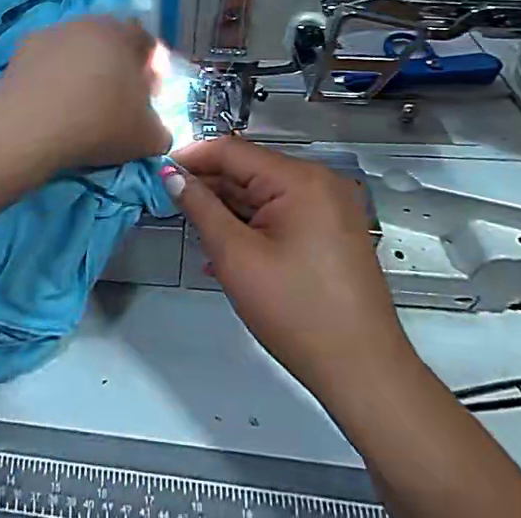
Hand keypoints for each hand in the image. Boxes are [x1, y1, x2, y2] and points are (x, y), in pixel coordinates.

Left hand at [0, 16, 170, 169]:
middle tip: (117, 99)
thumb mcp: (147, 138)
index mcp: (125, 35)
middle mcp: (91, 23)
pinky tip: (52, 102)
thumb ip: (159, 129)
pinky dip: (54, 75)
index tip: (148, 98)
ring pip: (78, 47)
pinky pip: (49, 59)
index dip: (153, 71)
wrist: (30, 127)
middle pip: (112, 41)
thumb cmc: (99, 124)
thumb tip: (154, 130)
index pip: (149, 44)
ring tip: (80, 103)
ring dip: (84, 69)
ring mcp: (54, 31)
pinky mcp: (24, 46)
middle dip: (118, 66)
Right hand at [166, 137, 410, 391]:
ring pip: (265, 195)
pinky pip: (283, 214)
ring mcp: (330, 207)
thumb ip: (200, 207)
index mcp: (301, 179)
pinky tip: (227, 250)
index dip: (192, 158)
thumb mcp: (236, 256)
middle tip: (171, 205)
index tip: (158, 172)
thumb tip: (171, 174)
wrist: (362, 371)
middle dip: (209, 187)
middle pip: (250, 170)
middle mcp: (320, 182)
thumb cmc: (297, 312)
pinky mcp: (332, 231)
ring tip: (196, 231)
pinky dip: (253, 226)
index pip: (232, 150)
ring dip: (229, 210)